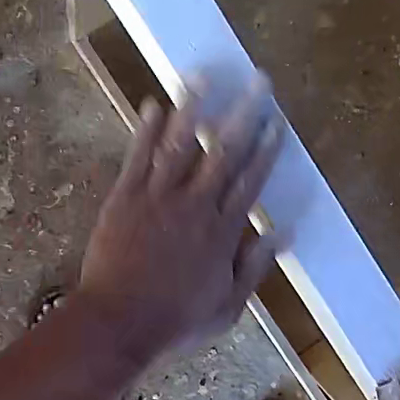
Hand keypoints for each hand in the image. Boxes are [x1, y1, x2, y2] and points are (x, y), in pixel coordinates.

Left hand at [77, 75, 284, 352]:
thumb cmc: (174, 321)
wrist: (118, 323)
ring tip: (202, 76)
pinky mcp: (124, 198)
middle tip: (258, 80)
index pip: (250, 180)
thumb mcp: (228, 306)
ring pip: (180, 146)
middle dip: (244, 113)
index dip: (266, 148)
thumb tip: (282, 232)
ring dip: (192, 109)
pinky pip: (137, 158)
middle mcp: (194, 206)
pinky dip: (146, 131)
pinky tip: (153, 105)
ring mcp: (156, 199)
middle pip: (224, 152)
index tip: (277, 121)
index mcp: (223, 231)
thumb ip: (254, 266)